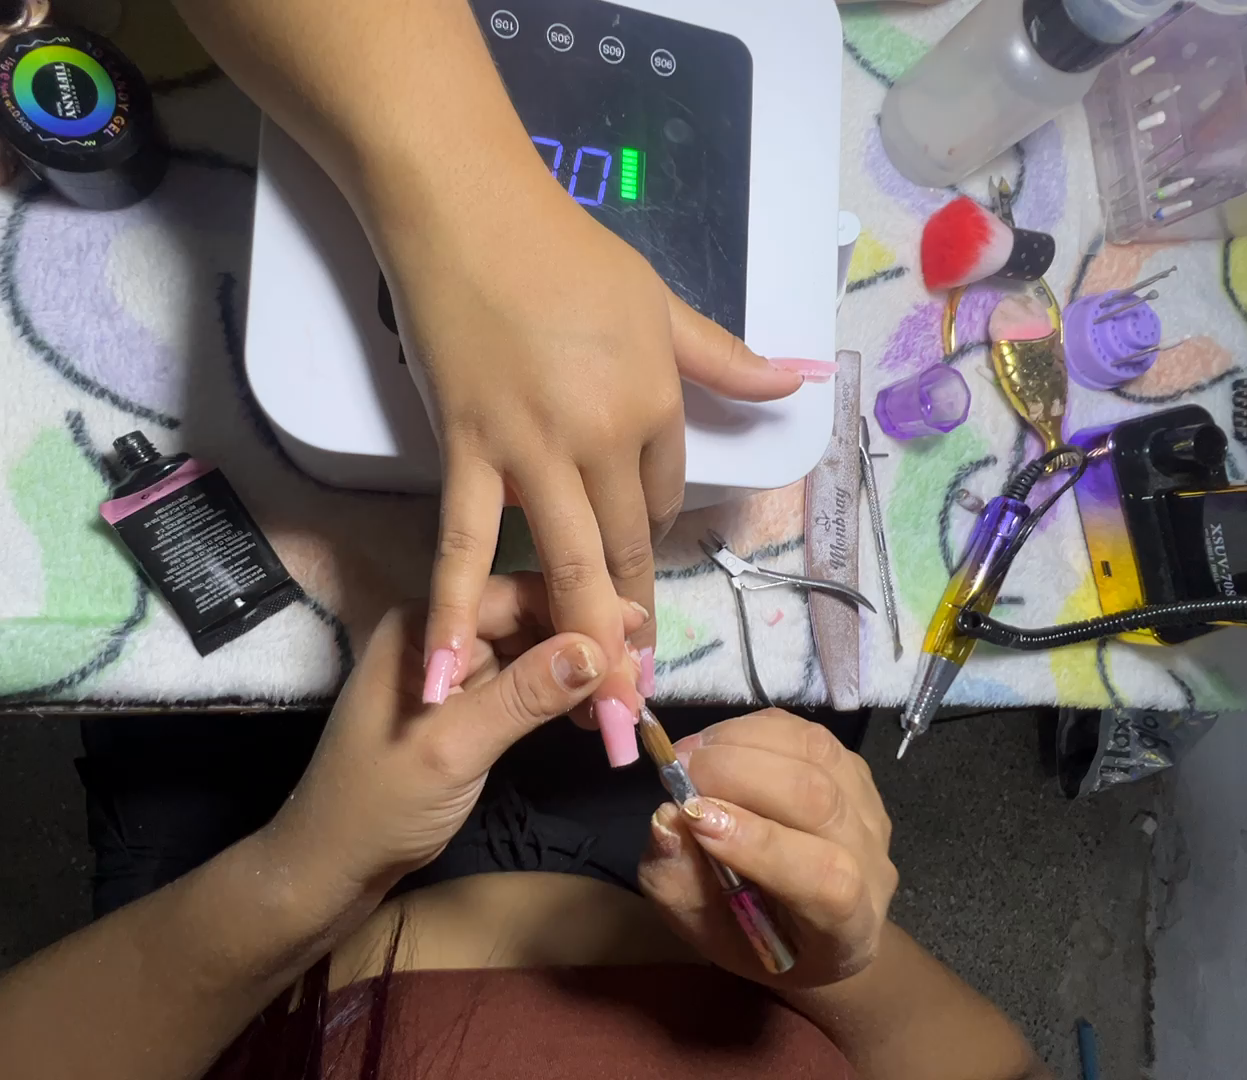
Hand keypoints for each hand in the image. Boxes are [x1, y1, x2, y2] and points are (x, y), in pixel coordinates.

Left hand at [264, 575, 643, 905]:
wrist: (333, 865)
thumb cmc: (380, 802)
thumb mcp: (454, 746)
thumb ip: (525, 695)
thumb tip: (598, 649)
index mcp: (423, 624)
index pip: (512, 596)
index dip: (575, 611)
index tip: (635, 633)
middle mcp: (439, 632)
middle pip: (526, 619)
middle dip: (583, 642)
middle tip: (641, 667)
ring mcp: (453, 667)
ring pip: (531, 651)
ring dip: (577, 669)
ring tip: (629, 688)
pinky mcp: (466, 700)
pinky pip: (523, 683)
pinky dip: (558, 694)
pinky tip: (594, 705)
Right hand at [375, 161, 828, 764]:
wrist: (471, 215)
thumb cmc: (569, 256)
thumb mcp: (662, 304)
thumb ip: (727, 359)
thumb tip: (798, 381)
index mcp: (654, 405)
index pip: (666, 494)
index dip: (655, 533)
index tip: (638, 563)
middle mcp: (603, 442)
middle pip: (628, 548)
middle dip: (636, 626)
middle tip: (642, 702)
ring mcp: (531, 456)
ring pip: (565, 564)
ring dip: (582, 642)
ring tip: (593, 714)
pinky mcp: (466, 457)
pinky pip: (462, 545)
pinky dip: (454, 611)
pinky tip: (449, 676)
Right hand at [638, 709, 897, 988]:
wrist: (805, 924)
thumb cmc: (750, 936)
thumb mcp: (699, 928)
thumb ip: (678, 882)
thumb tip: (666, 819)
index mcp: (845, 928)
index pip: (825, 878)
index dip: (759, 841)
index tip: (692, 815)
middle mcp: (872, 865)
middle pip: (817, 799)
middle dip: (736, 773)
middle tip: (677, 769)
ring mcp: (869, 810)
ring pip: (814, 753)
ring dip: (741, 741)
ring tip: (691, 753)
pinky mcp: (854, 771)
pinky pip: (806, 733)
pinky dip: (754, 728)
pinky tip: (716, 743)